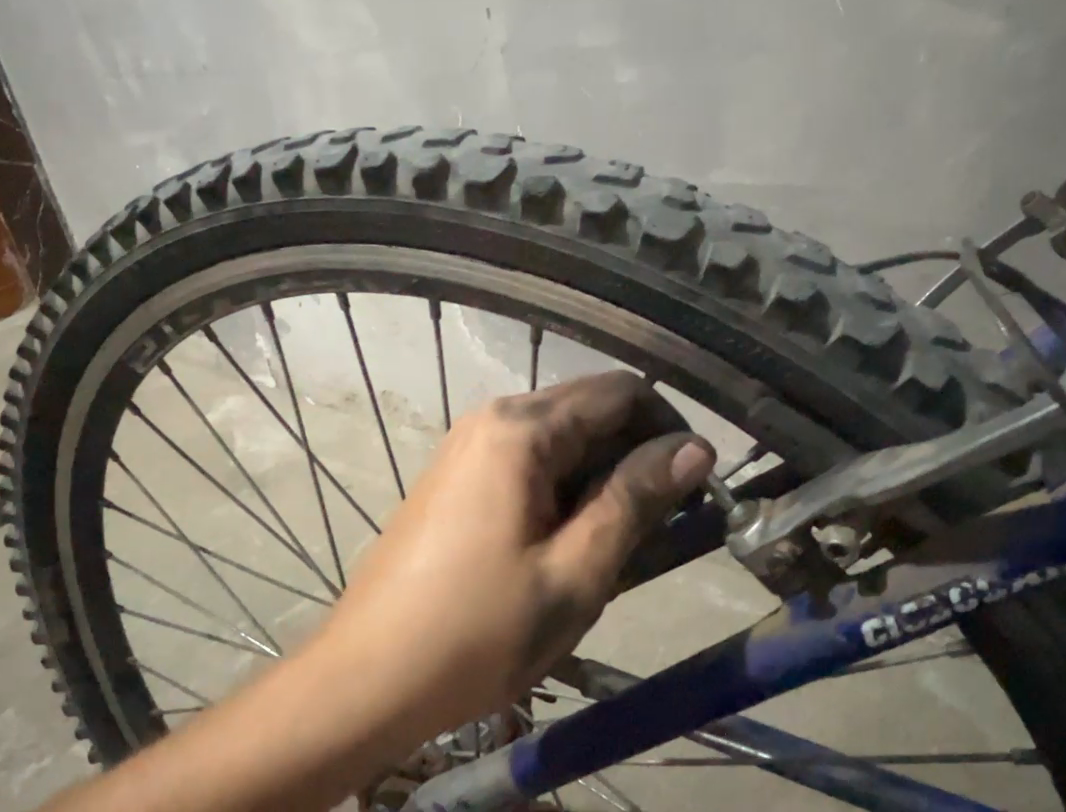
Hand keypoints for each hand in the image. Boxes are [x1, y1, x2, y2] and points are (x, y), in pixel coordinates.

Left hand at [312, 370, 715, 740]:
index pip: (622, 392)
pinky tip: (566, 548)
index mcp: (522, 428)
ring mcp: (468, 444)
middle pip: (590, 409)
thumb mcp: (575, 573)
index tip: (696, 492)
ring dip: (601, 480)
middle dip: (636, 457)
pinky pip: (529, 462)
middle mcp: (493, 417)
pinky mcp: (458, 475)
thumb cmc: (478, 630)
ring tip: (612, 551)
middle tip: (660, 532)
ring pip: (562, 438)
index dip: (670, 432)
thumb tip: (694, 447)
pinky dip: (564, 490)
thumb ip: (635, 500)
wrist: (369, 674)